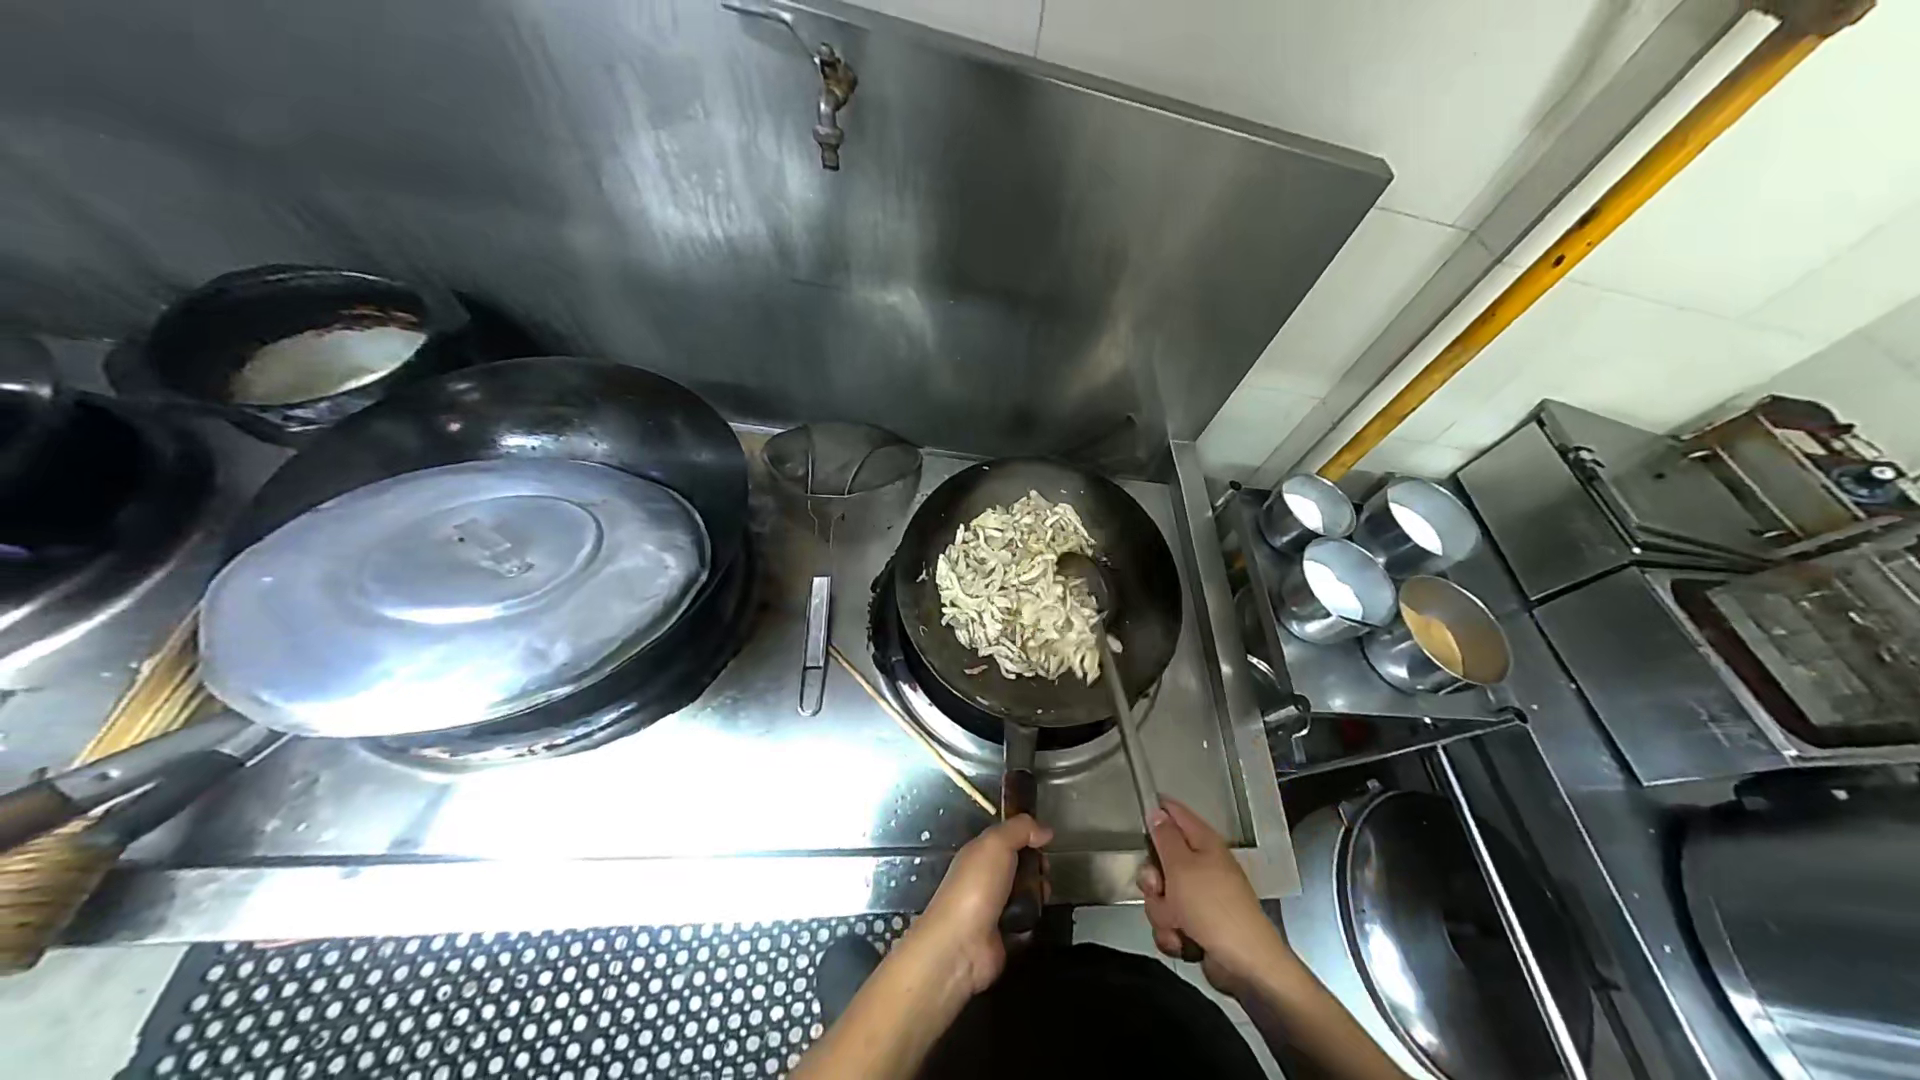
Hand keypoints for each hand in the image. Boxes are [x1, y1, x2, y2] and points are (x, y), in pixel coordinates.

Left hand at [900, 815, 1052, 994]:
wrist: (961, 944)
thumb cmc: (976, 886)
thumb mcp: (996, 844)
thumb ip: (1020, 829)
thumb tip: (1045, 829)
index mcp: (980, 853)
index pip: (1008, 839)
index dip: (1027, 837)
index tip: (1044, 841)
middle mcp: (986, 878)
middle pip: (1022, 866)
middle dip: (1037, 867)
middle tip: (1043, 872)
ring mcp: (995, 908)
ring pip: (1028, 893)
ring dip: (1038, 894)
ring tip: (1040, 897)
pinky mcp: (1005, 934)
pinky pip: (1028, 921)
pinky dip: (1034, 920)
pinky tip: (1034, 919)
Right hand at [1139, 797, 1291, 995]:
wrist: (1242, 964)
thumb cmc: (1213, 907)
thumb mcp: (1181, 866)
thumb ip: (1165, 837)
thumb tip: (1157, 812)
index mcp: (1203, 843)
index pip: (1175, 813)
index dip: (1156, 811)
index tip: (1139, 817)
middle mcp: (1201, 866)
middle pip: (1158, 860)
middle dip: (1153, 881)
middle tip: (1159, 889)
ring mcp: (1198, 897)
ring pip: (1159, 896)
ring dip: (1162, 913)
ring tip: (1178, 923)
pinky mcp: (1195, 925)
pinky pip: (1167, 921)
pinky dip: (1171, 934)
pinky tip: (1183, 940)